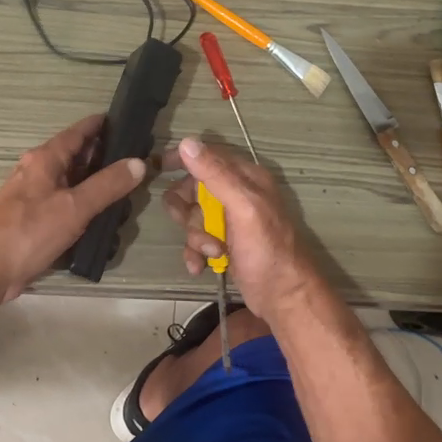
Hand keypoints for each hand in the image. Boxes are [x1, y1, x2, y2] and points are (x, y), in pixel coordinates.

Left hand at [0, 115, 144, 303]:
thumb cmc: (28, 231)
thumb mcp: (74, 206)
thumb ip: (107, 185)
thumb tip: (138, 162)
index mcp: (46, 159)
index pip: (78, 132)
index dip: (101, 125)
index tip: (128, 122)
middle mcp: (38, 172)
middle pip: (75, 157)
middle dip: (103, 156)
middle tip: (137, 160)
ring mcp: (33, 198)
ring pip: (70, 183)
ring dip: (94, 185)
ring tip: (127, 191)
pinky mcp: (32, 223)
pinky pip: (63, 207)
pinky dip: (83, 208)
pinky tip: (101, 221)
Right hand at [161, 136, 316, 316]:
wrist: (284, 298)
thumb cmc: (267, 250)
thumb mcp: (243, 207)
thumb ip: (216, 175)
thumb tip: (187, 142)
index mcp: (245, 177)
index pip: (207, 155)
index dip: (182, 159)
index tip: (157, 166)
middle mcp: (237, 194)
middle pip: (193, 189)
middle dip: (187, 210)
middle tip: (191, 222)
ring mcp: (230, 221)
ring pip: (192, 217)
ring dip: (195, 236)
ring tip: (211, 252)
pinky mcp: (225, 244)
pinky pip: (197, 240)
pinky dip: (195, 253)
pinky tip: (199, 267)